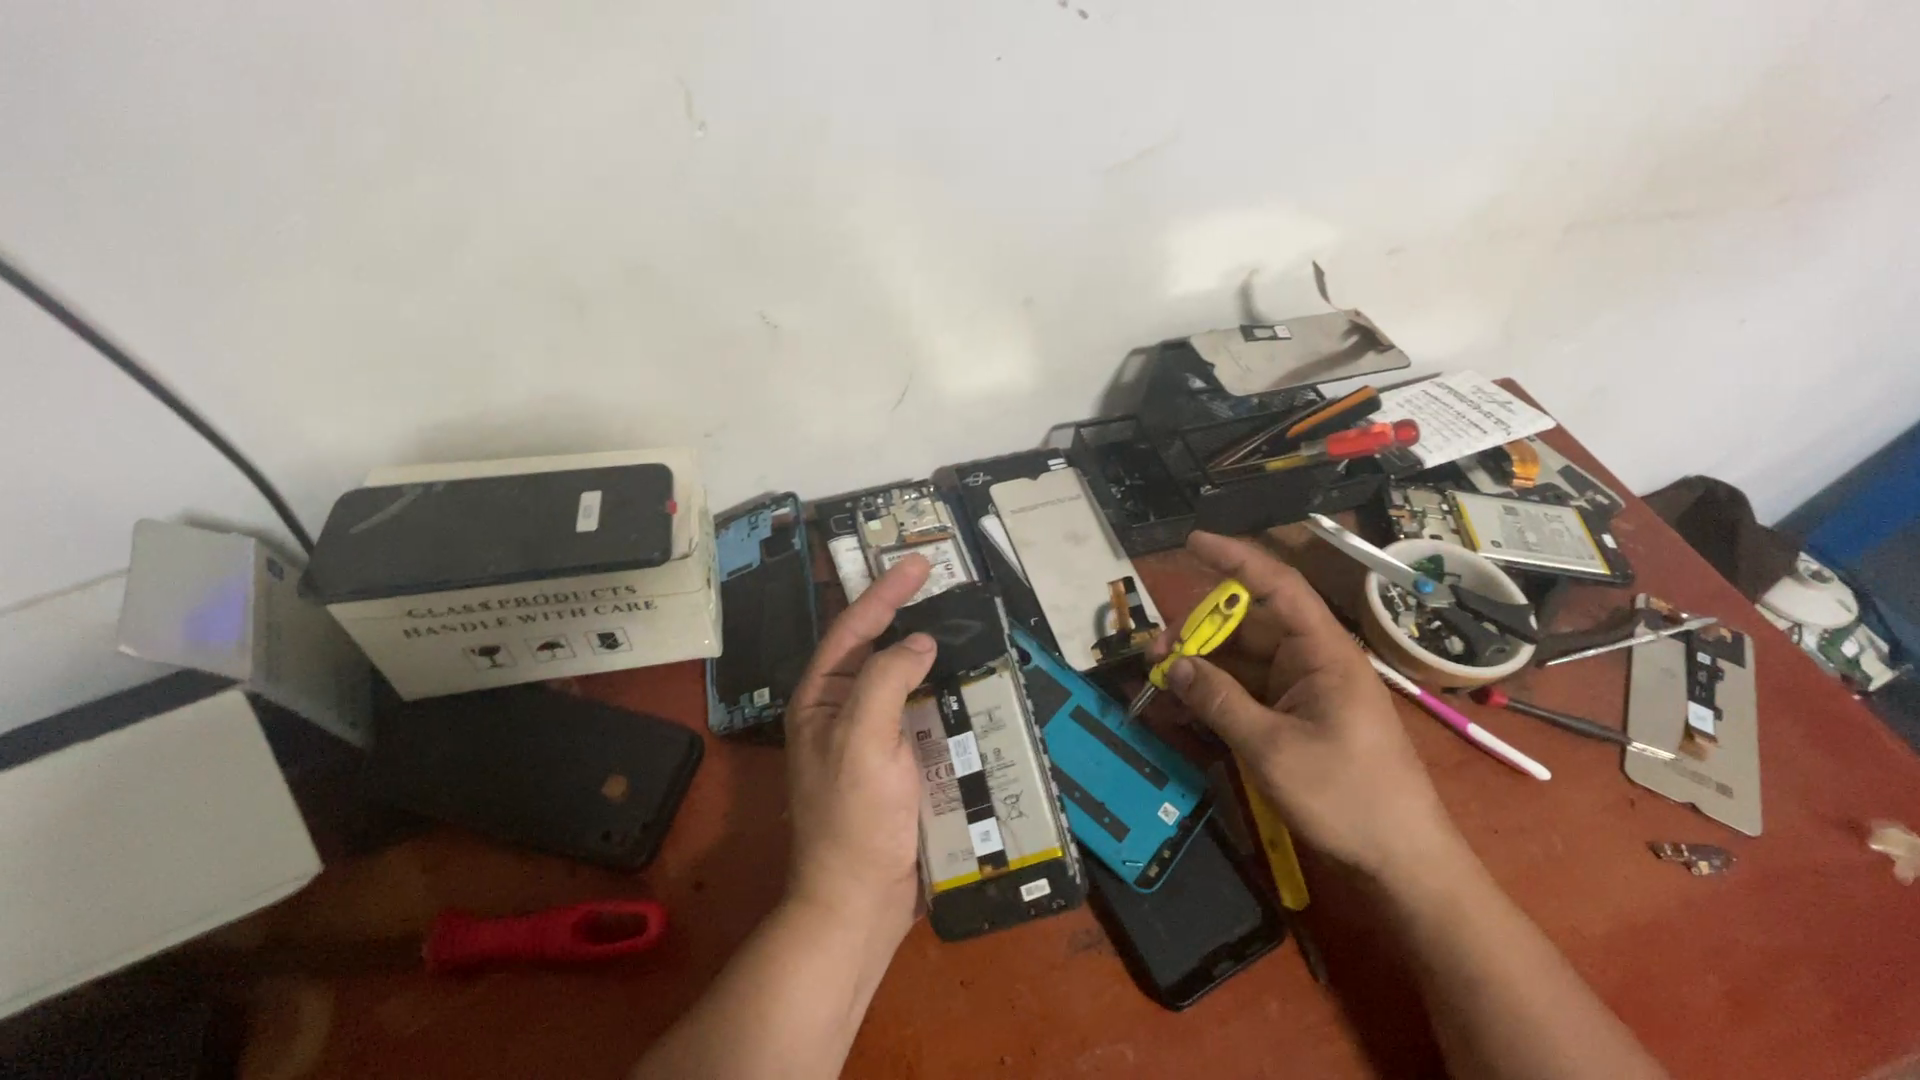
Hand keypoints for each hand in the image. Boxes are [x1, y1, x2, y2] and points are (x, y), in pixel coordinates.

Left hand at [783, 556, 936, 936]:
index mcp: (821, 699)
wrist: (859, 900)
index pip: (853, 629)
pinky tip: (971, 688)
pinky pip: (924, 717)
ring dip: (932, 658)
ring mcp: (871, 739)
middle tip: (946, 588)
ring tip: (965, 631)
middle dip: (907, 617)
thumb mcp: (861, 740)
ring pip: (904, 683)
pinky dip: (946, 698)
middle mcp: (842, 712)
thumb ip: (885, 681)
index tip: (918, 562)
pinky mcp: (899, 764)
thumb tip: (918, 642)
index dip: (885, 593)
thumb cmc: (852, 818)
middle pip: (878, 650)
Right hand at [1156, 531, 1464, 882]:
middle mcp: (1313, 661)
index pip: (1277, 586)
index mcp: (1323, 652)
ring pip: (1243, 660)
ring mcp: (1305, 691)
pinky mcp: (1297, 718)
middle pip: (1249, 625)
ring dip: (1201, 666)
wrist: (1401, 859)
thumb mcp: (1271, 748)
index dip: (1235, 559)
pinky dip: (1216, 695)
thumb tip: (1172, 665)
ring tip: (1158, 678)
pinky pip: (1249, 693)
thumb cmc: (1346, 796)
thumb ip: (1218, 700)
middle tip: (1153, 650)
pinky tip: (1181, 705)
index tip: (1192, 543)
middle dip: (1199, 630)